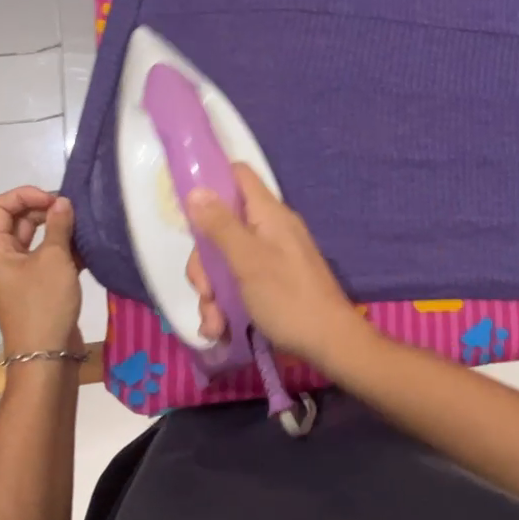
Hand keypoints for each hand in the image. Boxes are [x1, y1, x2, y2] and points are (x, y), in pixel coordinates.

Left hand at [0, 187, 82, 354]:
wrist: (47, 355)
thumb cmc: (43, 304)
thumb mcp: (53, 260)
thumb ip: (59, 226)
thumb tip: (62, 202)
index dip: (24, 195)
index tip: (54, 200)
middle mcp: (3, 258)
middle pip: (17, 220)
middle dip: (44, 209)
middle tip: (73, 210)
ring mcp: (21, 273)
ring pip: (35, 238)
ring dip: (57, 228)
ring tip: (83, 225)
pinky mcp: (39, 285)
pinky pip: (48, 256)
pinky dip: (65, 248)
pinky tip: (87, 246)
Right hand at [183, 164, 369, 365]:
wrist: (330, 343)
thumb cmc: (288, 297)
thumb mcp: (247, 260)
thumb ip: (220, 225)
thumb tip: (195, 189)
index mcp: (268, 214)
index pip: (238, 176)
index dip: (211, 183)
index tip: (188, 212)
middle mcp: (270, 230)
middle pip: (222, 226)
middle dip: (205, 262)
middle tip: (206, 290)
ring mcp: (271, 257)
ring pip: (225, 261)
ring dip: (213, 293)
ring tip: (215, 323)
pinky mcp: (271, 283)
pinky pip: (238, 283)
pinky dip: (226, 306)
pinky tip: (222, 330)